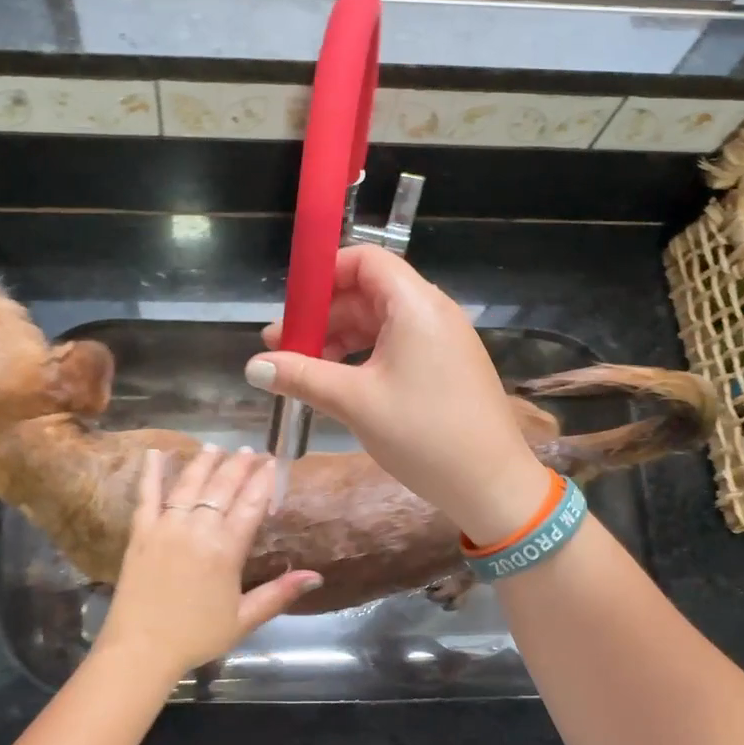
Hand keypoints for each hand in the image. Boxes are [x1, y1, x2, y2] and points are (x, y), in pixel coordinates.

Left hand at [94, 446, 321, 676]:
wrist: (141, 649)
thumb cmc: (196, 637)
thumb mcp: (244, 620)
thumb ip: (278, 594)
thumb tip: (315, 576)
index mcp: (226, 550)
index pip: (251, 503)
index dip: (264, 480)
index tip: (273, 462)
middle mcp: (197, 529)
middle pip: (222, 486)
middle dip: (239, 465)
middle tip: (251, 451)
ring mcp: (166, 527)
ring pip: (189, 484)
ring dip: (204, 462)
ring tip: (216, 447)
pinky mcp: (140, 533)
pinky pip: (147, 495)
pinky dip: (152, 472)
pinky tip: (156, 453)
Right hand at [246, 244, 550, 544]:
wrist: (491, 484)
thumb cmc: (422, 434)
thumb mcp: (355, 402)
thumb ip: (302, 376)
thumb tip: (253, 367)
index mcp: (415, 304)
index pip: (365, 260)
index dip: (324, 274)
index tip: (290, 306)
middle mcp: (433, 311)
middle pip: (369, 291)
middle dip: (323, 315)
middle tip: (282, 346)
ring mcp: (443, 339)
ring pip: (381, 322)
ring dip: (340, 339)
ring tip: (303, 369)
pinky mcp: (447, 366)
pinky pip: (398, 345)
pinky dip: (365, 356)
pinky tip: (340, 383)